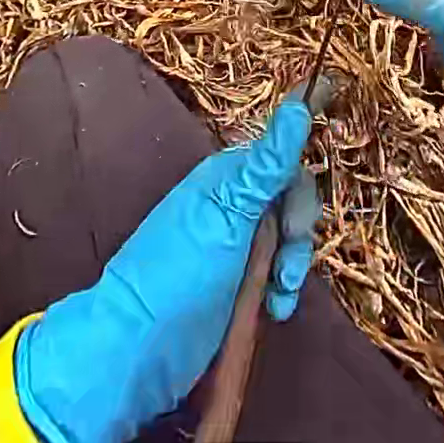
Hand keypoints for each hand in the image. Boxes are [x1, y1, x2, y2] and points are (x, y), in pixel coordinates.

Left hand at [14, 100, 317, 442]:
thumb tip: (297, 105)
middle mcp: (233, 201)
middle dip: (299, 228)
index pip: (282, 160)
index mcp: (227, 175)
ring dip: (293, 263)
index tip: (299, 208)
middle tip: (286, 253)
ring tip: (278, 289)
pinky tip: (273, 307)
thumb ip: (268, 163)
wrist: (144, 337)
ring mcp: (236, 240)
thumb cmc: (184, 264)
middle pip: (291, 200)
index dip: (299, 179)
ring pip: (288, 238)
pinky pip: (278, 270)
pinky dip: (283, 287)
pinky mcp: (239, 276)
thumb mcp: (230, 210)